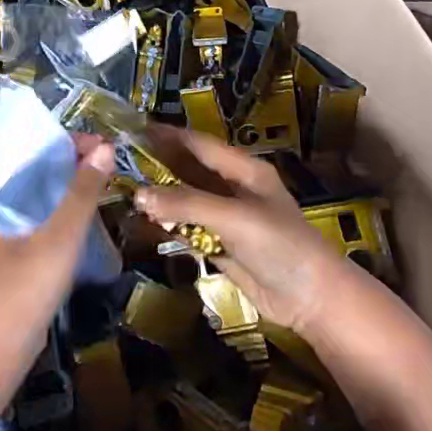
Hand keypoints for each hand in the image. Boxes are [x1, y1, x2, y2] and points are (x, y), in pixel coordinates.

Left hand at [0, 134, 114, 414]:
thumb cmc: (19, 294)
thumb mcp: (58, 241)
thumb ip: (82, 194)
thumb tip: (106, 148)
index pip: (20, 147)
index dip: (59, 138)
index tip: (98, 140)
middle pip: (29, 166)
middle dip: (67, 157)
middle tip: (108, 155)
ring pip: (36, 190)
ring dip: (67, 180)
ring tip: (103, 172)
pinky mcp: (10, 246)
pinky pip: (38, 212)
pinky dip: (61, 204)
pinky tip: (87, 202)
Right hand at [133, 128, 352, 334]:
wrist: (312, 299)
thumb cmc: (280, 246)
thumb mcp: (234, 217)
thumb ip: (187, 203)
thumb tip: (138, 194)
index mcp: (243, 169)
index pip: (199, 144)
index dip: (167, 135)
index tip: (132, 130)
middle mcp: (233, 187)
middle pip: (189, 169)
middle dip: (157, 165)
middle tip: (119, 162)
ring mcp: (226, 217)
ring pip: (185, 199)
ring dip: (160, 196)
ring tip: (123, 190)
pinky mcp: (221, 244)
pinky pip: (188, 227)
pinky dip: (167, 224)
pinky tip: (143, 222)